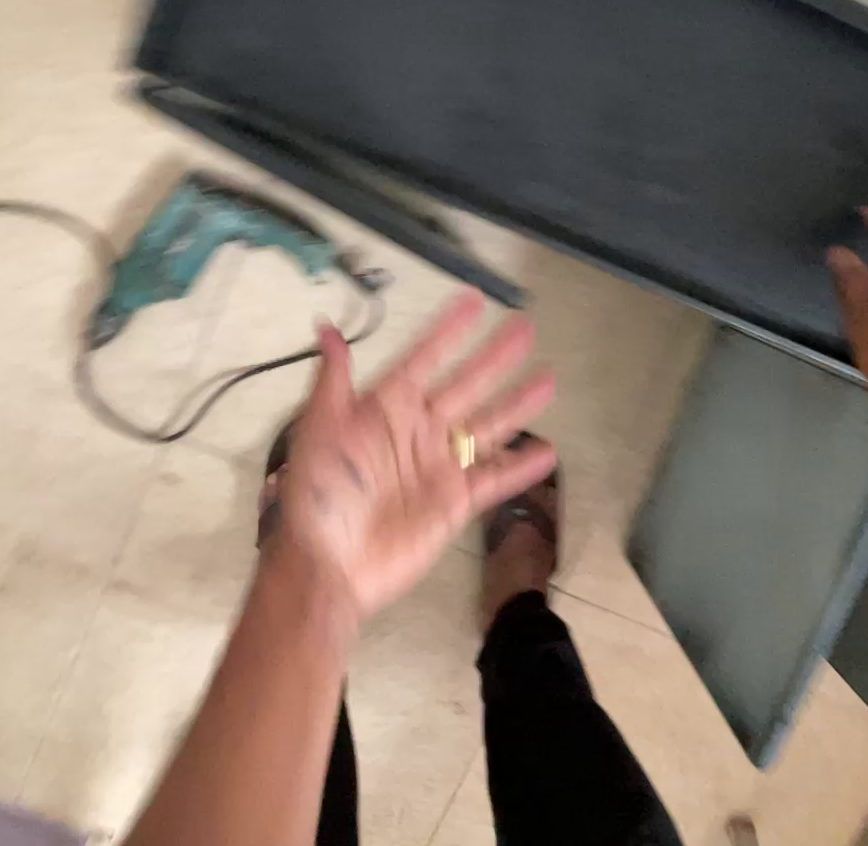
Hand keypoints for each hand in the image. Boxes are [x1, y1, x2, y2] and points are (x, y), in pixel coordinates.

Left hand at [265, 292, 557, 620]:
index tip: (474, 301)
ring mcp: (439, 465)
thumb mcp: (319, 429)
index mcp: (385, 407)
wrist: (330, 565)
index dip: (448, 331)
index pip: (424, 358)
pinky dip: (520, 467)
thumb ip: (333, 380)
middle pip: (466, 385)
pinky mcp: (455, 502)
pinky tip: (546, 451)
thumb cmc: (320, 494)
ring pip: (487, 426)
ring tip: (548, 379)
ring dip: (517, 403)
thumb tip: (328, 328)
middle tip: (525, 328)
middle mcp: (418, 429)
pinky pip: (493, 479)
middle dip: (495, 357)